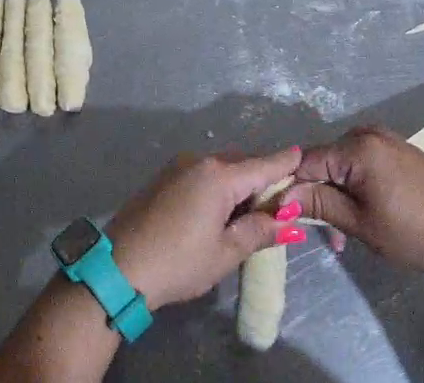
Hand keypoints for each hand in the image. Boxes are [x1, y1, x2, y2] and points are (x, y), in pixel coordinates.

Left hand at [105, 147, 303, 307]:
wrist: (119, 267)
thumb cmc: (179, 261)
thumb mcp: (226, 252)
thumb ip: (259, 231)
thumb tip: (289, 222)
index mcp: (218, 175)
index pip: (263, 165)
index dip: (286, 163)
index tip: (304, 156)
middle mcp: (199, 161)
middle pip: (242, 163)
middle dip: (263, 179)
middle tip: (282, 205)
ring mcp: (178, 167)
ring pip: (221, 168)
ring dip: (239, 184)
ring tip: (253, 213)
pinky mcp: (164, 178)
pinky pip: (202, 174)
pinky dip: (219, 186)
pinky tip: (222, 211)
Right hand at [282, 126, 423, 290]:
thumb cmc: (413, 235)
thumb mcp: (358, 223)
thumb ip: (316, 204)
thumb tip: (279, 197)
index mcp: (357, 147)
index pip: (306, 161)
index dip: (290, 186)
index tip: (282, 213)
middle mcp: (369, 133)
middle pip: (324, 160)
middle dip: (317, 193)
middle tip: (322, 232)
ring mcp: (388, 140)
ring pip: (343, 163)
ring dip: (336, 192)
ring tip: (343, 231)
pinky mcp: (401, 152)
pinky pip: (364, 162)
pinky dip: (356, 185)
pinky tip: (363, 213)